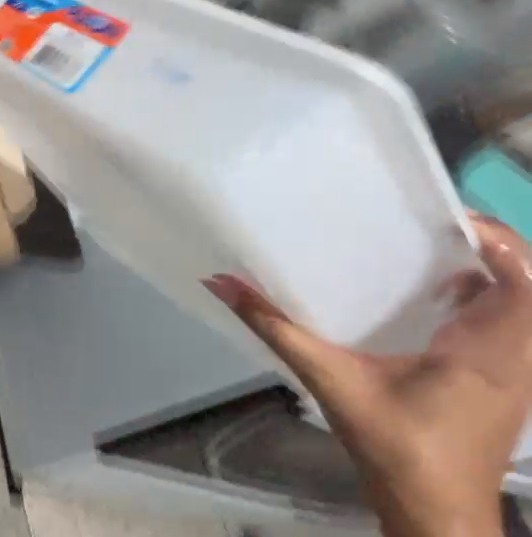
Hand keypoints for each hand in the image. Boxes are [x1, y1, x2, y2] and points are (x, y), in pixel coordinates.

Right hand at [205, 215, 531, 536]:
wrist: (436, 507)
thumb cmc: (395, 443)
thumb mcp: (329, 379)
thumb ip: (277, 326)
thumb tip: (220, 280)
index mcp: (490, 351)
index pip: (526, 281)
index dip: (498, 241)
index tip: (441, 215)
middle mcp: (519, 356)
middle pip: (531, 284)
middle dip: (490, 246)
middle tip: (423, 221)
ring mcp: (522, 371)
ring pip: (528, 305)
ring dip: (493, 272)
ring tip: (428, 247)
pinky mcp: (510, 380)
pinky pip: (516, 323)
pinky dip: (490, 298)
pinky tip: (436, 294)